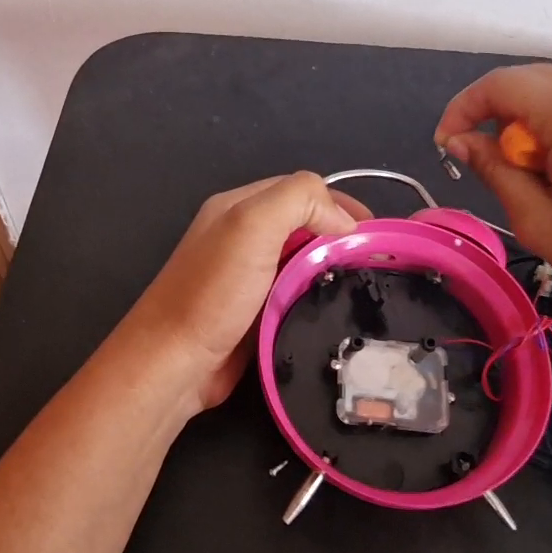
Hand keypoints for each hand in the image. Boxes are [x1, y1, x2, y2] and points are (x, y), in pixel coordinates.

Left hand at [113, 172, 371, 414]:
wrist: (175, 363)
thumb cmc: (213, 291)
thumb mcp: (253, 224)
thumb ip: (298, 201)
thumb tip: (342, 220)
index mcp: (238, 206)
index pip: (300, 189)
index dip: (339, 204)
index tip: (374, 232)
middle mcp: (242, 236)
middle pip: (304, 225)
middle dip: (340, 237)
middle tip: (376, 262)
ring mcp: (247, 277)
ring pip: (303, 261)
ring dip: (332, 269)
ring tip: (366, 286)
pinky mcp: (254, 313)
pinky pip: (295, 295)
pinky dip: (318, 298)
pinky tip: (337, 310)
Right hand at [434, 64, 551, 331]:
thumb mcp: (540, 220)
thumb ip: (495, 170)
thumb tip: (462, 143)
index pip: (501, 85)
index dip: (464, 109)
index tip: (449, 145)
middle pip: (535, 82)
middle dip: (501, 117)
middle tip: (494, 164)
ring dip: (540, 123)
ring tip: (543, 174)